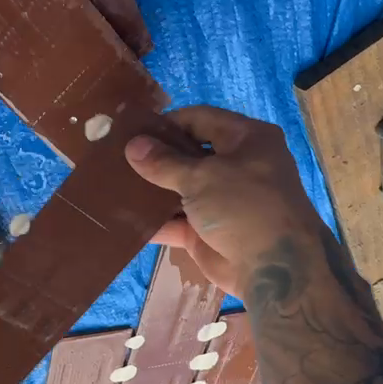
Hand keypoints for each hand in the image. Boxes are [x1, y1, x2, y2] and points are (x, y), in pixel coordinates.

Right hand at [124, 106, 325, 298]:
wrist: (270, 263)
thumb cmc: (243, 205)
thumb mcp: (201, 177)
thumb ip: (164, 163)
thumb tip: (132, 145)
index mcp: (245, 139)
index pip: (200, 120)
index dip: (167, 124)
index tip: (131, 133)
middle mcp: (233, 166)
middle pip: (187, 155)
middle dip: (154, 159)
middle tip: (116, 161)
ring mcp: (219, 200)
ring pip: (178, 191)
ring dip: (150, 192)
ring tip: (113, 188)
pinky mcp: (205, 231)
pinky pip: (174, 222)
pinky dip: (153, 223)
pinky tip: (123, 221)